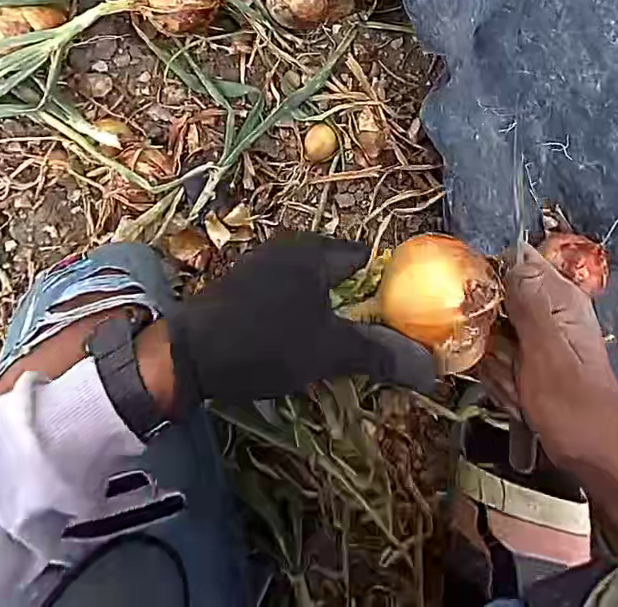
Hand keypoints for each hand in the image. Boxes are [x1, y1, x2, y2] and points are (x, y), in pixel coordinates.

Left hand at [165, 230, 435, 414]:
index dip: (381, 287)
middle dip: (351, 300)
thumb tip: (430, 370)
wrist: (187, 354)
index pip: (364, 258)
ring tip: (327, 342)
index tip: (389, 318)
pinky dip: (294, 310)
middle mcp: (289, 246)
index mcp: (315, 251)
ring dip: (321, 308)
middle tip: (360, 335)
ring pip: (307, 282)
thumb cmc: (266, 342)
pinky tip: (289, 339)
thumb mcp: (329, 351)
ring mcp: (261, 262)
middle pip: (336, 270)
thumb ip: (379, 354)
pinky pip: (282, 292)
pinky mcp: (240, 283)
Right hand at [479, 244, 617, 467]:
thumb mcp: (548, 353)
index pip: (517, 260)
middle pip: (497, 299)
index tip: (488, 309)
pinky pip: (498, 359)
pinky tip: (518, 399)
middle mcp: (551, 310)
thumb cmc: (576, 409)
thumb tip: (510, 258)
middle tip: (509, 362)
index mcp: (561, 298)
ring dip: (497, 363)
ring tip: (518, 387)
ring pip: (493, 332)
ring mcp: (540, 337)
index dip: (494, 278)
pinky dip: (501, 380)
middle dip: (492, 332)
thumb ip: (528, 304)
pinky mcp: (530, 362)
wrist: (598, 461)